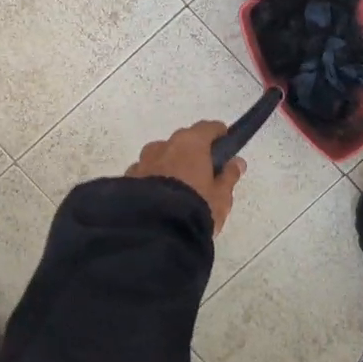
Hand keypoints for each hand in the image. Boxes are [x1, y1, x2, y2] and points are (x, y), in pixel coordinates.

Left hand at [125, 121, 243, 234]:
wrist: (150, 233)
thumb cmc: (194, 207)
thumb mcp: (221, 196)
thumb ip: (229, 177)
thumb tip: (237, 162)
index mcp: (191, 143)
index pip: (208, 128)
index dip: (218, 135)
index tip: (225, 147)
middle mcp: (164, 146)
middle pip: (182, 142)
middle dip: (191, 153)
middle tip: (201, 175)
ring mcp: (142, 162)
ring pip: (159, 158)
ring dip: (168, 167)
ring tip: (175, 191)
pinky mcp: (125, 182)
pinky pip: (143, 176)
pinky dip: (151, 182)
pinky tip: (156, 201)